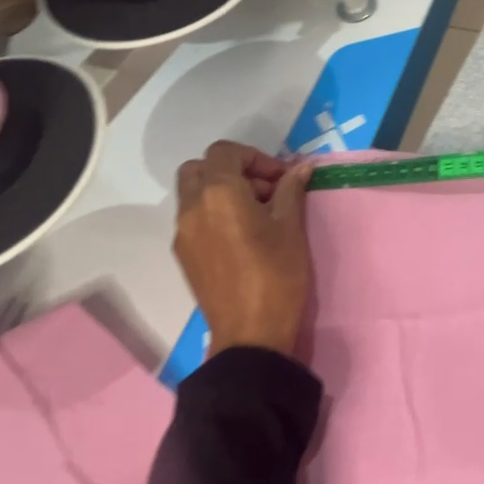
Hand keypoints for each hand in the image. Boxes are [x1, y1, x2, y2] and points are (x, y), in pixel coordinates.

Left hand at [174, 140, 314, 357]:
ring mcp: (183, 231)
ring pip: (194, 193)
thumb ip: (291, 190)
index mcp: (219, 193)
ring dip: (222, 191)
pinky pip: (194, 217)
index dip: (256, 157)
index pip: (225, 152)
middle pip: (200, 168)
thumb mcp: (291, 227)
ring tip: (258, 215)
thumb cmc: (277, 273)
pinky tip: (243, 236)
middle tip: (266, 191)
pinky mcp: (184, 253)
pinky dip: (215, 212)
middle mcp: (192, 207)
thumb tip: (300, 167)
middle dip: (233, 170)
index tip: (281, 179)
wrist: (250, 331)